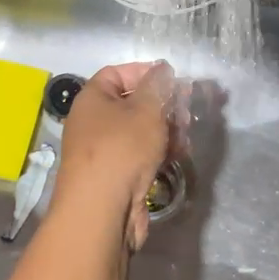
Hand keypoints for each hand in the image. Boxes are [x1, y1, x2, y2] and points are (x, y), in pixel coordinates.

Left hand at [53, 61, 177, 250]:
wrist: (102, 210)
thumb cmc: (121, 149)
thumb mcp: (146, 109)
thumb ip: (158, 86)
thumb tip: (161, 69)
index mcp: (92, 99)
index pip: (117, 73)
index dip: (145, 72)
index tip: (173, 79)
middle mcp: (94, 122)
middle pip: (132, 103)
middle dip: (163, 104)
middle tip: (186, 109)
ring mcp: (104, 151)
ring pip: (140, 131)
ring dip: (166, 129)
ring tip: (186, 134)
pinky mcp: (117, 175)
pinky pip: (140, 154)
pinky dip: (159, 151)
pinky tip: (179, 154)